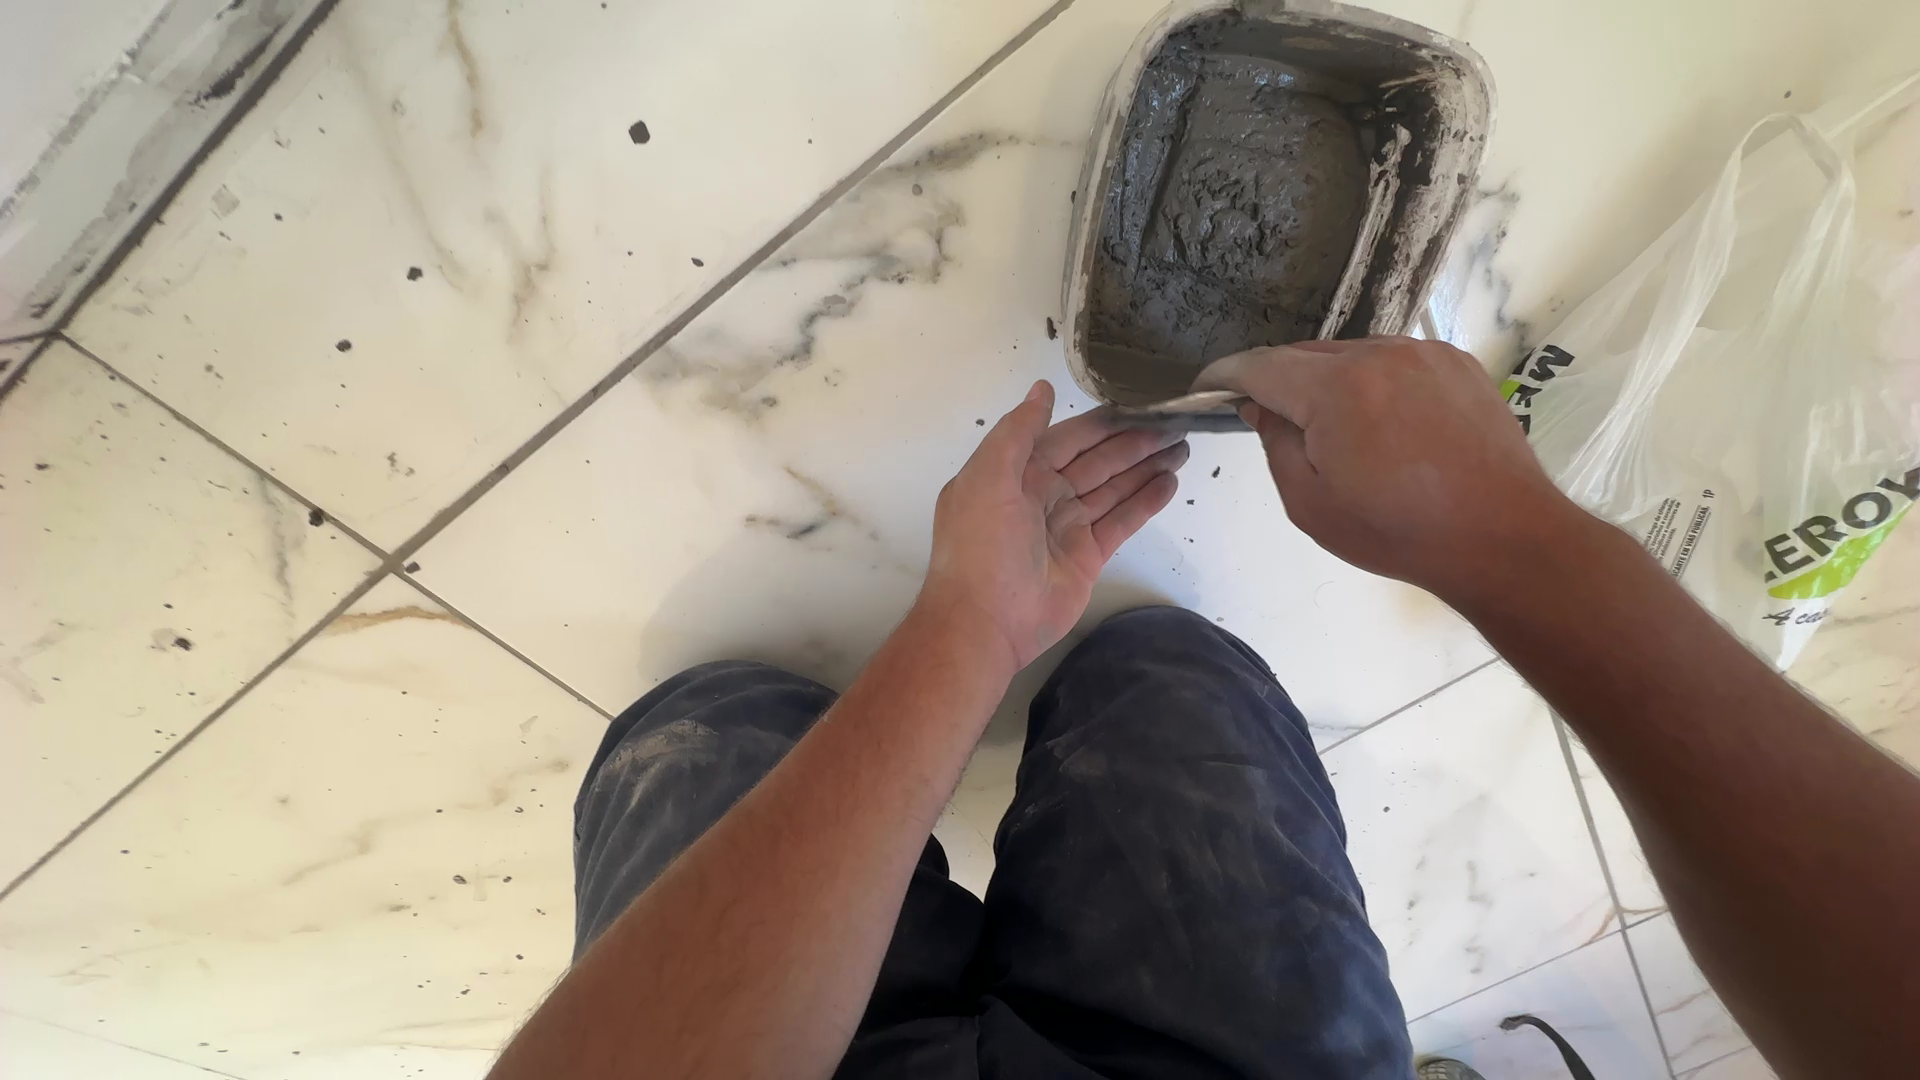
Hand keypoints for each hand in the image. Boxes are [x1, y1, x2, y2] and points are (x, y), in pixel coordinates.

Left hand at [919, 380, 1188, 670]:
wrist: (984, 620)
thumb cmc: (981, 545)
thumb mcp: (988, 477)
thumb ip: (1017, 431)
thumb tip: (1042, 389)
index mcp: (1016, 473)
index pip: (1067, 439)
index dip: (1103, 423)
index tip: (1139, 404)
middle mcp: (1043, 496)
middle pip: (1096, 461)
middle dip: (1133, 442)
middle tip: (1176, 424)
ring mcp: (1067, 527)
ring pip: (1113, 488)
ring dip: (1146, 467)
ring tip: (1184, 447)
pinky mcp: (1087, 556)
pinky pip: (1121, 522)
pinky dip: (1145, 502)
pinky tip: (1170, 482)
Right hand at [1194, 337, 1584, 602]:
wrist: (1502, 536)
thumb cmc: (1394, 530)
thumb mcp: (1308, 501)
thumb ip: (1274, 442)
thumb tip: (1259, 405)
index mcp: (1337, 389)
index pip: (1259, 366)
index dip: (1224, 375)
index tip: (1204, 388)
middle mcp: (1380, 354)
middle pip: (1301, 355)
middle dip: (1273, 381)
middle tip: (1263, 419)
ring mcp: (1423, 353)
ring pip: (1345, 354)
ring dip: (1320, 381)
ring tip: (1325, 426)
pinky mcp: (1455, 362)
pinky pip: (1388, 360)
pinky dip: (1364, 381)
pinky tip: (1373, 420)